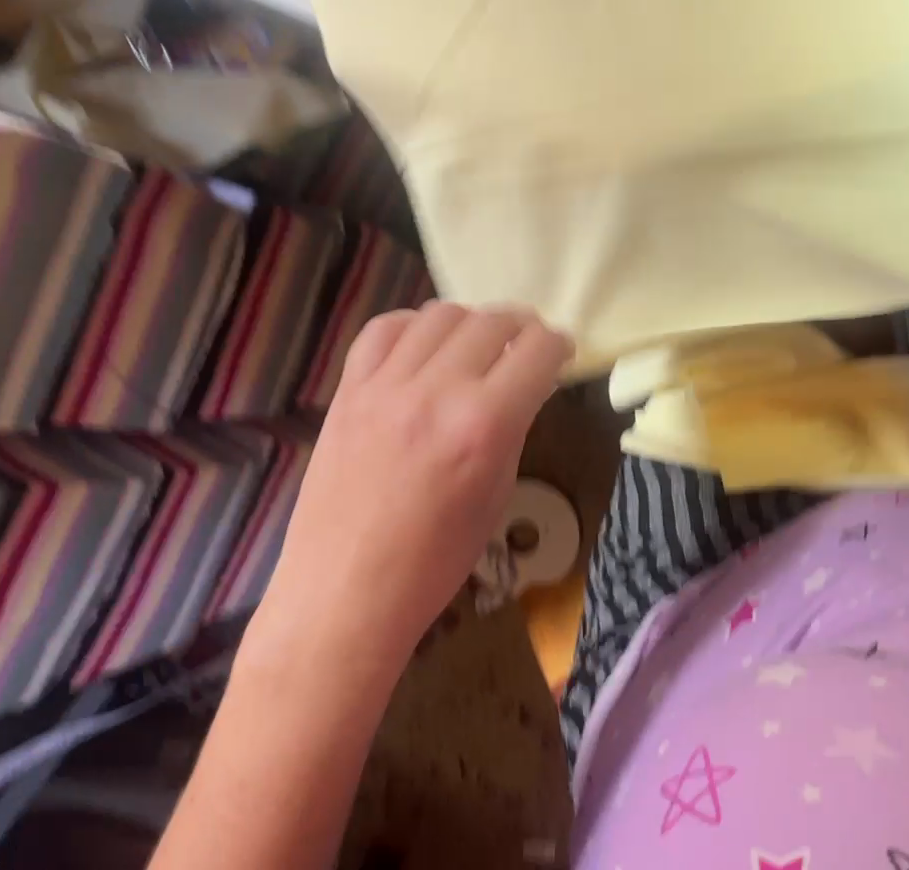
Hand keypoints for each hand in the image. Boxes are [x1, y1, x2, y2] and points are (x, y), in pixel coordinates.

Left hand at [263, 302, 573, 650]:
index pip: (538, 350)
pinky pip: (383, 330)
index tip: (562, 352)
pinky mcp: (348, 392)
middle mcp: (438, 391)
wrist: (346, 593)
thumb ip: (513, 429)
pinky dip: (413, 326)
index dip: (559, 344)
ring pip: (440, 315)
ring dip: (472, 321)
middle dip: (523, 326)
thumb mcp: (498, 493)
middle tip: (528, 344)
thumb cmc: (436, 561)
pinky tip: (424, 345)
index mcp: (485, 425)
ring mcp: (386, 386)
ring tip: (478, 343)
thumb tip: (525, 387)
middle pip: (493, 321)